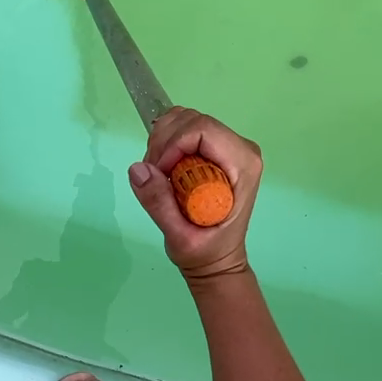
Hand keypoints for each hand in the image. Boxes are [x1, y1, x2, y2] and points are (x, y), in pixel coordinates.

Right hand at [129, 107, 262, 280]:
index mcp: (243, 165)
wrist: (217, 261)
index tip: (159, 174)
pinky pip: (184, 128)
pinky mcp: (216, 148)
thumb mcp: (179, 237)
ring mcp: (229, 146)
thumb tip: (138, 169)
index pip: (203, 129)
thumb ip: (160, 204)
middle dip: (163, 144)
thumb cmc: (204, 253)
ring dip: (161, 144)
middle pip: (192, 120)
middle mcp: (241, 148)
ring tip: (159, 176)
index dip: (172, 146)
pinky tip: (164, 169)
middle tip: (154, 178)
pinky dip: (165, 144)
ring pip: (185, 119)